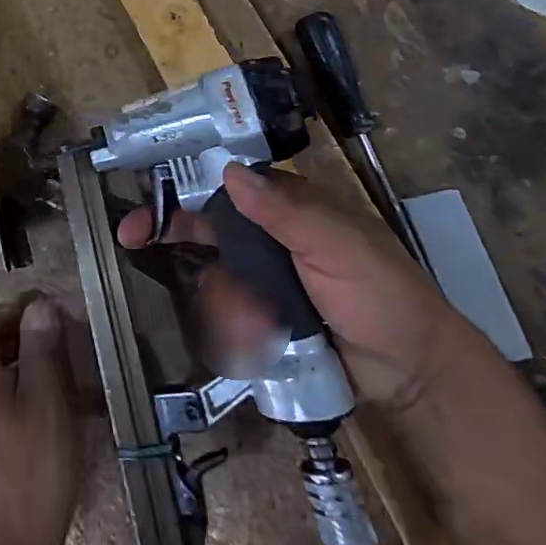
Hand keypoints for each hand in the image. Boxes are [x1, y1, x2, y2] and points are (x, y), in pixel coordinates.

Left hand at [0, 298, 79, 544]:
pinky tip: (46, 413)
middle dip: (16, 338)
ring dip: (20, 366)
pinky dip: (17, 394)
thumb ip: (41, 349)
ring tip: (58, 375)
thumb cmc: (32, 469)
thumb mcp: (47, 399)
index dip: (6, 312)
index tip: (40, 313)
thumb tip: (37, 306)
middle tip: (54, 341)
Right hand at [117, 163, 466, 409]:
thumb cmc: (381, 293)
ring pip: (215, 281)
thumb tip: (231, 173)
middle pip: (208, 234)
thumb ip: (286, 212)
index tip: (146, 206)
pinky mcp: (268, 322)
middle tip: (134, 242)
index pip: (228, 188)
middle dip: (177, 242)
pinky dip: (236, 331)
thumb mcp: (338, 246)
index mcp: (290, 209)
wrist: (411, 371)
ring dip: (224, 303)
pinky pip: (230, 319)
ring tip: (257, 328)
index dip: (184, 192)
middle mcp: (272, 239)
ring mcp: (267, 283)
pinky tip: (259, 343)